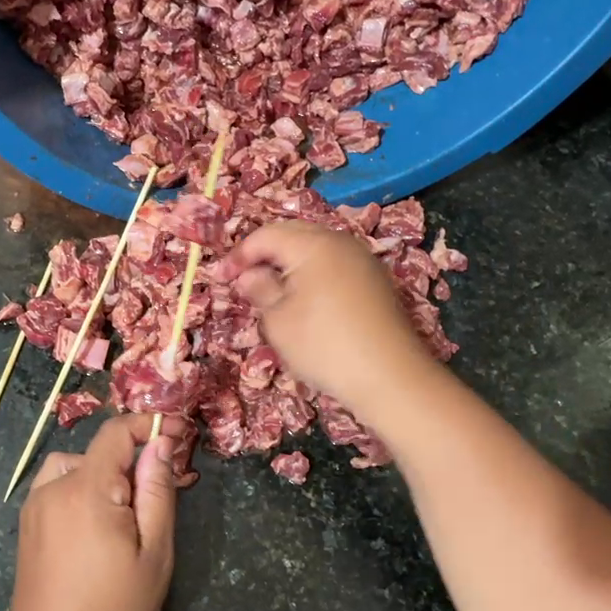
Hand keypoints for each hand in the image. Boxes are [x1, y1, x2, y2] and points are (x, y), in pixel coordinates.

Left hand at [0, 414, 188, 610]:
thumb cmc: (112, 609)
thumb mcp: (153, 553)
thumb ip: (157, 492)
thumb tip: (161, 443)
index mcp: (89, 489)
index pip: (117, 432)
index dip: (150, 424)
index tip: (181, 433)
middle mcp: (55, 487)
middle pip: (99, 451)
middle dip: (132, 462)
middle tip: (158, 500)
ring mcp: (35, 504)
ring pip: (76, 465)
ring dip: (104, 475)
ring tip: (123, 518)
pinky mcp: (28, 522)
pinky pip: (58, 485)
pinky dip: (81, 489)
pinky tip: (94, 527)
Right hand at [223, 220, 437, 418]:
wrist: (390, 376)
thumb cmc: (324, 346)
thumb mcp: (279, 321)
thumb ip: (260, 290)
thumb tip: (249, 275)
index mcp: (313, 245)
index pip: (265, 236)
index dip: (239, 255)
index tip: (220, 277)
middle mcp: (340, 242)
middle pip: (293, 234)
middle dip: (264, 253)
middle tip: (243, 279)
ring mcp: (362, 260)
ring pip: (316, 248)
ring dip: (289, 262)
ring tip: (271, 289)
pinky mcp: (375, 281)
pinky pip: (334, 264)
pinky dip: (312, 273)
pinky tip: (304, 299)